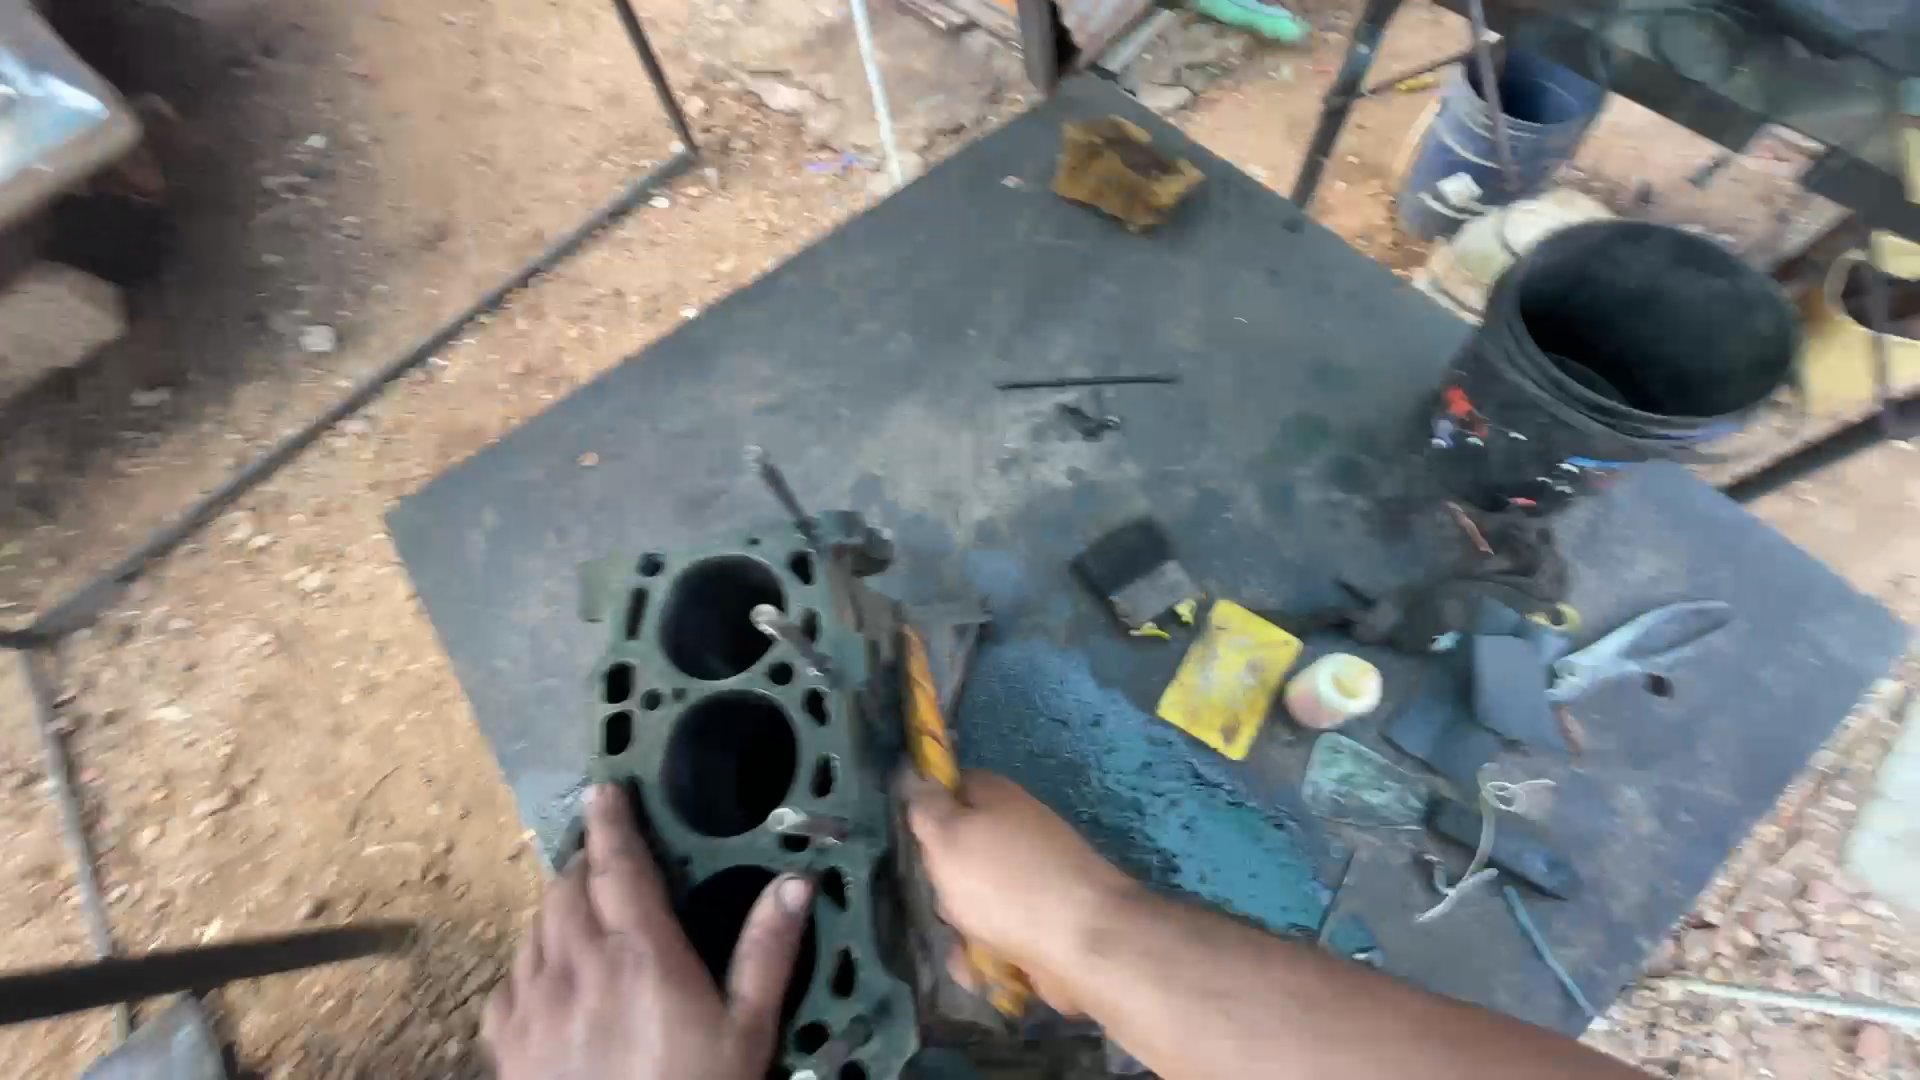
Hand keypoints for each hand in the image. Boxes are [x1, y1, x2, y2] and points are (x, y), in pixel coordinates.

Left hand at [483, 784, 813, 1079]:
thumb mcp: (747, 1030)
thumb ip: (768, 951)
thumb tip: (797, 880)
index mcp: (641, 955)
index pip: (619, 868)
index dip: (612, 822)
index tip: (605, 787)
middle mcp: (578, 969)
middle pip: (567, 889)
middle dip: (586, 861)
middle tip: (609, 856)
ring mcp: (533, 1011)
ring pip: (535, 928)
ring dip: (559, 904)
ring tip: (584, 905)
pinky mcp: (507, 1052)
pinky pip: (509, 981)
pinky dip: (529, 959)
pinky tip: (549, 973)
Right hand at [900, 771, 1135, 1012]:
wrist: (1085, 940)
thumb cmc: (1005, 882)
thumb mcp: (947, 836)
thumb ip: (924, 805)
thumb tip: (911, 772)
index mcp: (994, 795)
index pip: (947, 789)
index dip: (924, 815)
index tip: (913, 845)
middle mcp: (1014, 826)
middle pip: (957, 848)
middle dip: (942, 880)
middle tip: (940, 898)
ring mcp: (1031, 871)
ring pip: (974, 895)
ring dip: (962, 923)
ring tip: (964, 941)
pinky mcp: (1041, 914)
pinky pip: (998, 930)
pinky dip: (987, 950)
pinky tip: (980, 966)